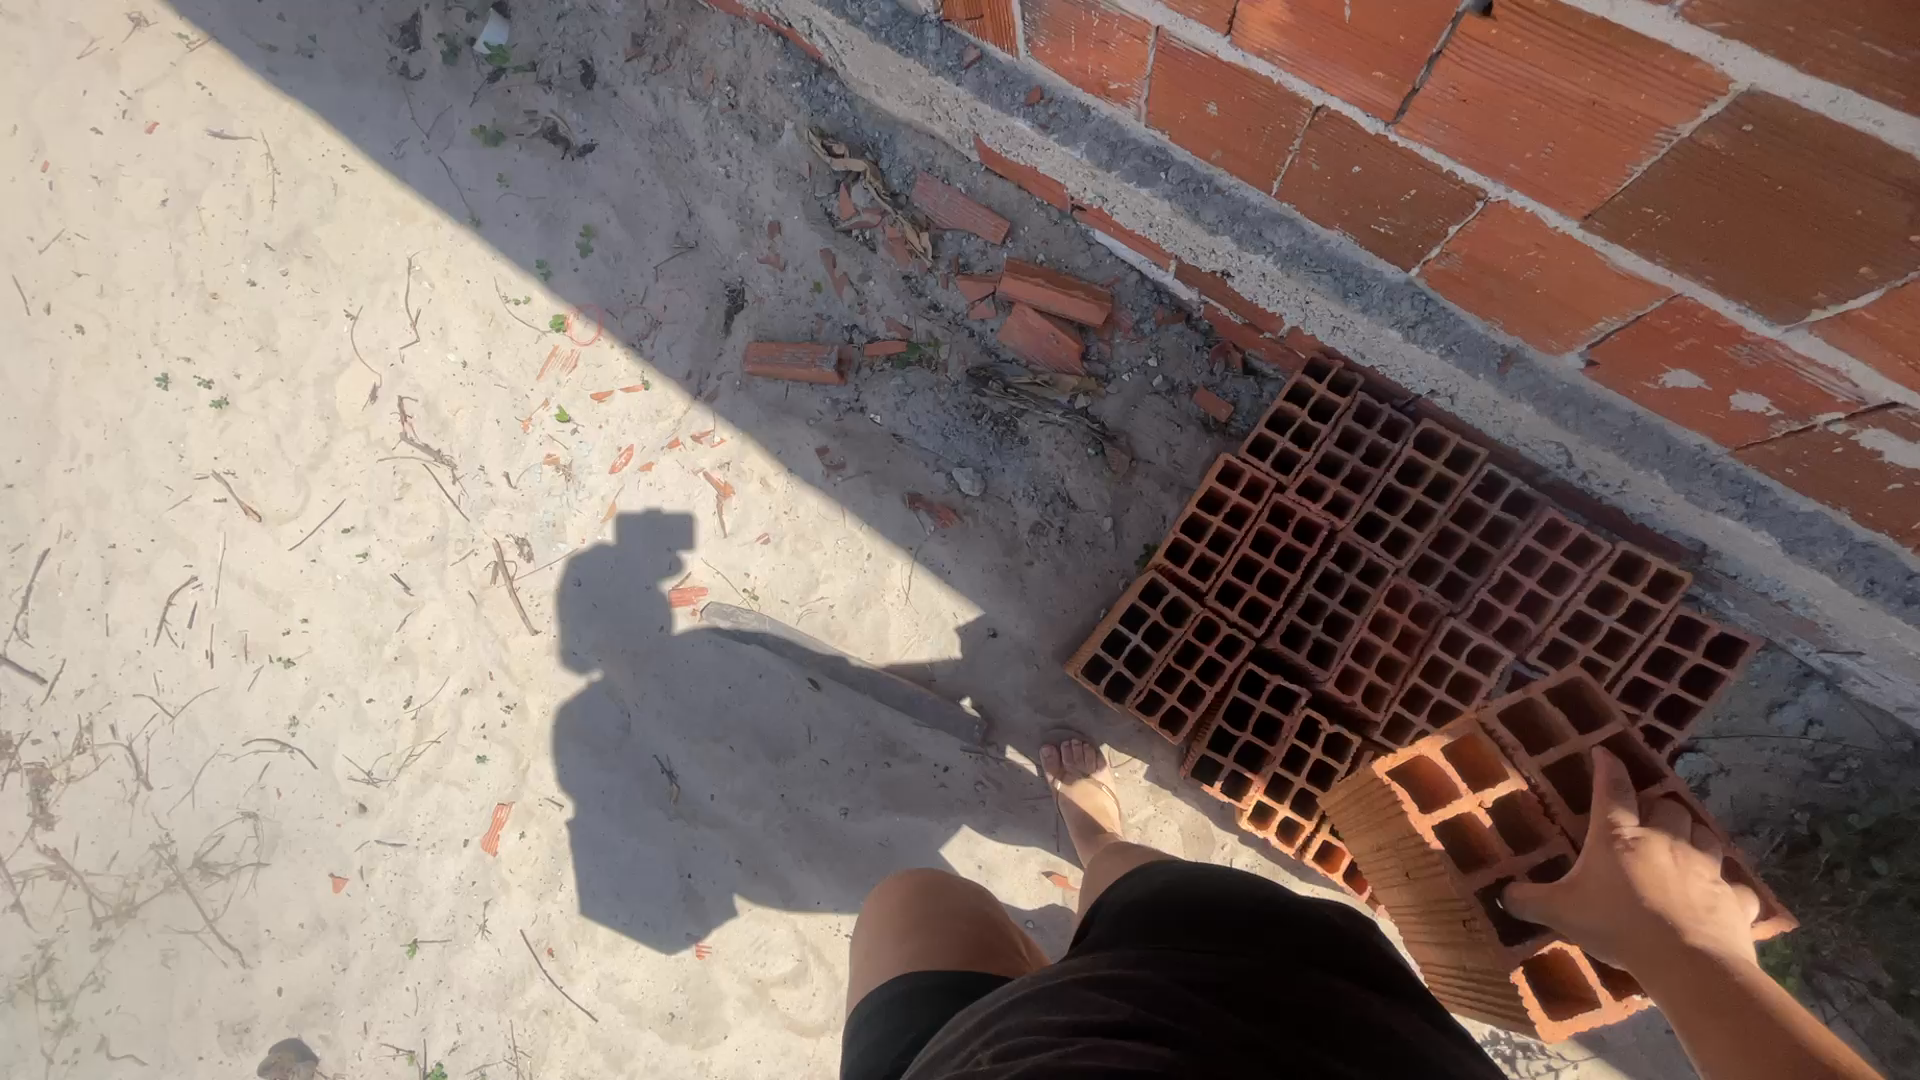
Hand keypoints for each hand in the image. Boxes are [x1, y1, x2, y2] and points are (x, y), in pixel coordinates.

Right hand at [1500, 746, 1760, 977]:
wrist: (1690, 965)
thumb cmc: (1617, 925)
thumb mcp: (1558, 911)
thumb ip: (1526, 899)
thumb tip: (1501, 895)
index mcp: (1618, 836)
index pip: (1613, 789)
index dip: (1608, 768)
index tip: (1605, 752)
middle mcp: (1664, 842)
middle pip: (1669, 807)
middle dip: (1659, 807)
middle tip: (1647, 818)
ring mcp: (1706, 869)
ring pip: (1707, 835)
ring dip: (1694, 836)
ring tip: (1683, 846)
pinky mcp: (1736, 900)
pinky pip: (1737, 885)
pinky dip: (1727, 886)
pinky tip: (1718, 895)